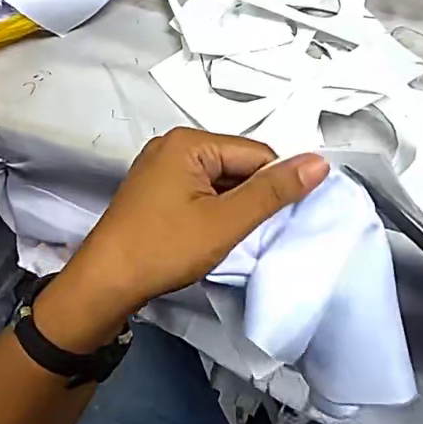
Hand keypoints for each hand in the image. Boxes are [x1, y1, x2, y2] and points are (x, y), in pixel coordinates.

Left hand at [35, 128, 328, 351]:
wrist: (105, 281)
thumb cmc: (161, 248)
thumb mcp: (226, 222)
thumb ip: (273, 192)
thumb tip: (316, 163)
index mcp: (188, 142)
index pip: (256, 153)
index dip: (274, 187)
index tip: (279, 220)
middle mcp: (172, 145)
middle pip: (237, 164)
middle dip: (250, 197)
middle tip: (248, 233)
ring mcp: (160, 166)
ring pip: (219, 179)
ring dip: (232, 206)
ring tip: (225, 236)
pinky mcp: (155, 188)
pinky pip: (198, 189)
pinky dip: (212, 209)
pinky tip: (208, 234)